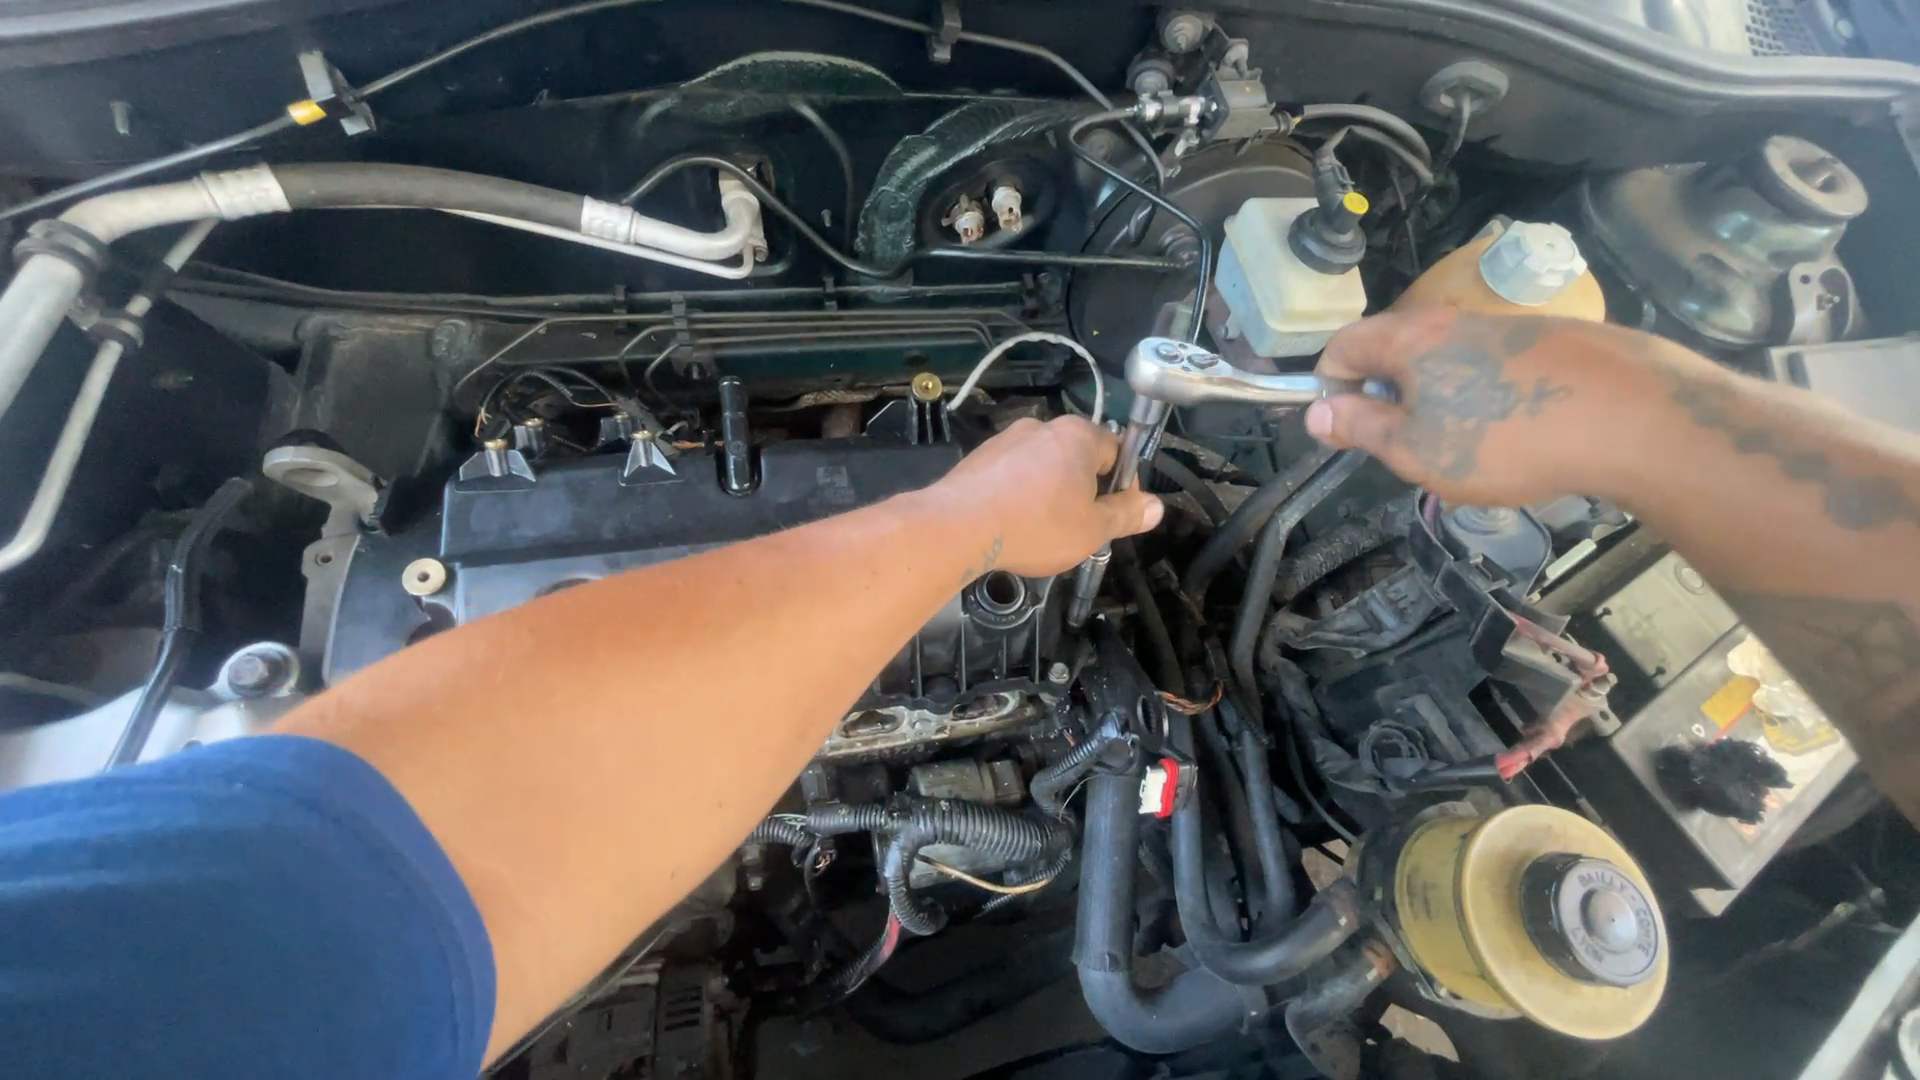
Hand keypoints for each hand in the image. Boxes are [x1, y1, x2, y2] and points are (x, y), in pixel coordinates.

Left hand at [932, 416, 1163, 576]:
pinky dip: (1018, 495)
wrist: (959, 527)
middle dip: (1084, 491)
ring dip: (1049, 493)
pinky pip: (1011, 476)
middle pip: (1078, 458)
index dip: (1123, 485)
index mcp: (1077, 435)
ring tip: (1042, 530)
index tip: (1117, 515)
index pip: (1117, 451)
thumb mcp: (1092, 530)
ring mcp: (1005, 440)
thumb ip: (1126, 515)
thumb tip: (1156, 506)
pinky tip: (1011, 524)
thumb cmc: (1037, 526)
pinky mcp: (978, 459)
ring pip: (1042, 467)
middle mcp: (1041, 427)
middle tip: (1080, 527)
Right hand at [1305, 310, 1685, 505]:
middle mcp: (1455, 320)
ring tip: (1462, 442)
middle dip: (1382, 393)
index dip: (1327, 384)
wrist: (1644, 421)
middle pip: (1393, 348)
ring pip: (1445, 358)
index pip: (1342, 344)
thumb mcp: (1413, 450)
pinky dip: (1482, 393)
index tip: (1345, 425)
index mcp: (1411, 340)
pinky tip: (1515, 430)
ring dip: (1432, 395)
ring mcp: (1510, 325)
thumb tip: (1315, 412)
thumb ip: (1358, 428)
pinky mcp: (1556, 339)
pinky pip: (1493, 364)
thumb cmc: (1506, 441)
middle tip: (1401, 442)